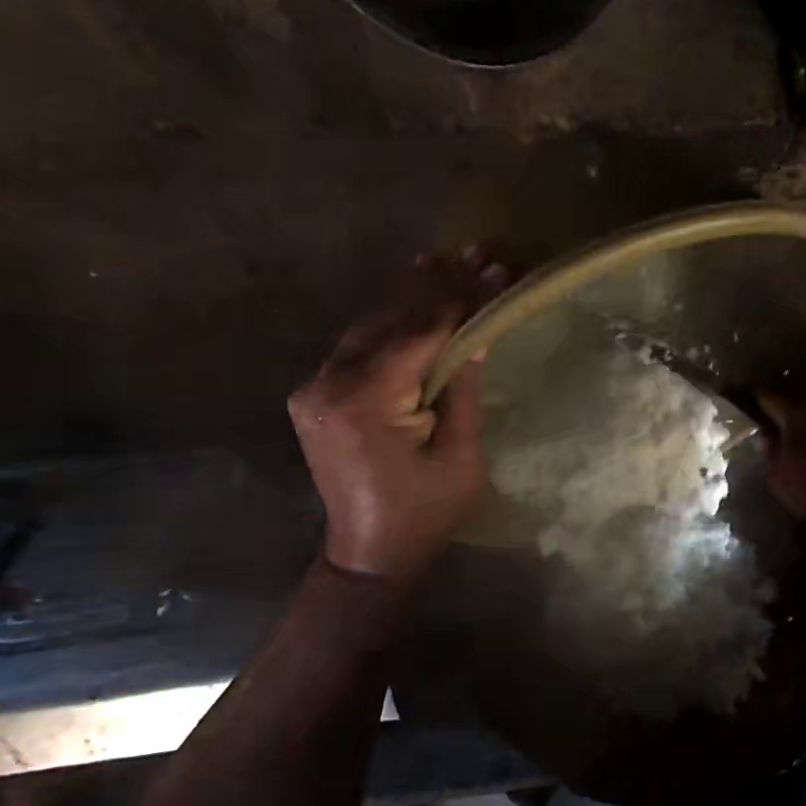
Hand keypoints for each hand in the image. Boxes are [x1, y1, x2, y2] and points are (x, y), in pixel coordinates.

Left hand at [288, 249, 511, 586]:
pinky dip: (389, 327)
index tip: (490, 271)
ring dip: (408, 301)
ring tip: (444, 264)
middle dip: (433, 288)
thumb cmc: (426, 513)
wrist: (369, 552)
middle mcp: (328, 383)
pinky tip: (412, 304)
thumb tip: (475, 337)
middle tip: (470, 254)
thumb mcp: (460, 456)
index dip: (458, 302)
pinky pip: (357, 349)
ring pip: (368, 329)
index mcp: (366, 401)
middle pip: (388, 321)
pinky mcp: (316, 395)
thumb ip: (461, 391)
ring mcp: (315, 388)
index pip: (419, 334)